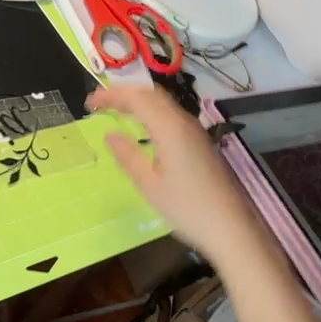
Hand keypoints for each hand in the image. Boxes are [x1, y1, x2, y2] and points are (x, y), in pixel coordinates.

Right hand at [88, 85, 263, 260]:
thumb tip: (110, 134)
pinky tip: (143, 126)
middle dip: (124, 92)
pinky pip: (172, 114)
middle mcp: (184, 122)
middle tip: (99, 102)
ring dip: (138, 100)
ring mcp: (196, 131)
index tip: (89, 103)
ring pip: (163, 102)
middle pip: (152, 94)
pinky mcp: (201, 142)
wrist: (231, 228)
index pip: (137, 98)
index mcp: (169, 129)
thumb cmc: (187, 208)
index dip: (111, 95)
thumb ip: (127, 155)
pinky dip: (151, 111)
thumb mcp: (149, 185)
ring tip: (116, 109)